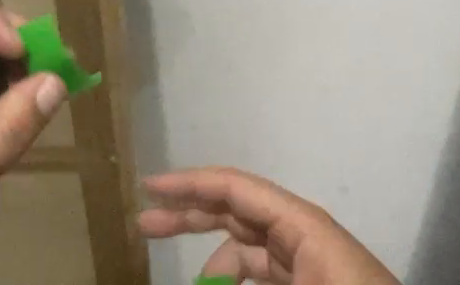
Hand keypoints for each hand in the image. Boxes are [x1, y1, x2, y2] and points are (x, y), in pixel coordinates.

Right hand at [140, 168, 400, 284]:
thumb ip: (236, 273)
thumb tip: (199, 275)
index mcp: (303, 223)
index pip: (234, 187)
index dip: (188, 184)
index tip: (148, 188)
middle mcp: (304, 234)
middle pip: (235, 211)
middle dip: (190, 214)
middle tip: (144, 224)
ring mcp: (311, 262)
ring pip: (248, 248)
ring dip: (212, 258)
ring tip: (186, 276)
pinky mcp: (315, 284)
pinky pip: (266, 272)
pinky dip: (237, 277)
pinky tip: (218, 284)